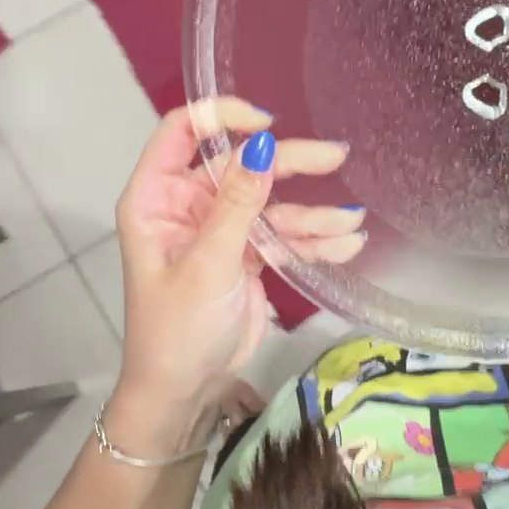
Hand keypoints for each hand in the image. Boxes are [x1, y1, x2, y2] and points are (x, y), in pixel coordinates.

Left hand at [110, 99, 361, 450]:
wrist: (187, 391)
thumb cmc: (176, 329)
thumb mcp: (208, 264)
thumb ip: (237, 204)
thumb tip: (262, 146)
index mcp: (157, 197)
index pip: (183, 132)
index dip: (221, 117)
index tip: (266, 124)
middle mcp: (189, 205)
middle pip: (242, 165)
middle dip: (289, 164)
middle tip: (335, 156)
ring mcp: (222, 229)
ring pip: (271, 203)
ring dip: (312, 212)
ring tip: (351, 221)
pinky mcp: (248, 253)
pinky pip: (284, 235)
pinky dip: (313, 240)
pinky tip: (346, 242)